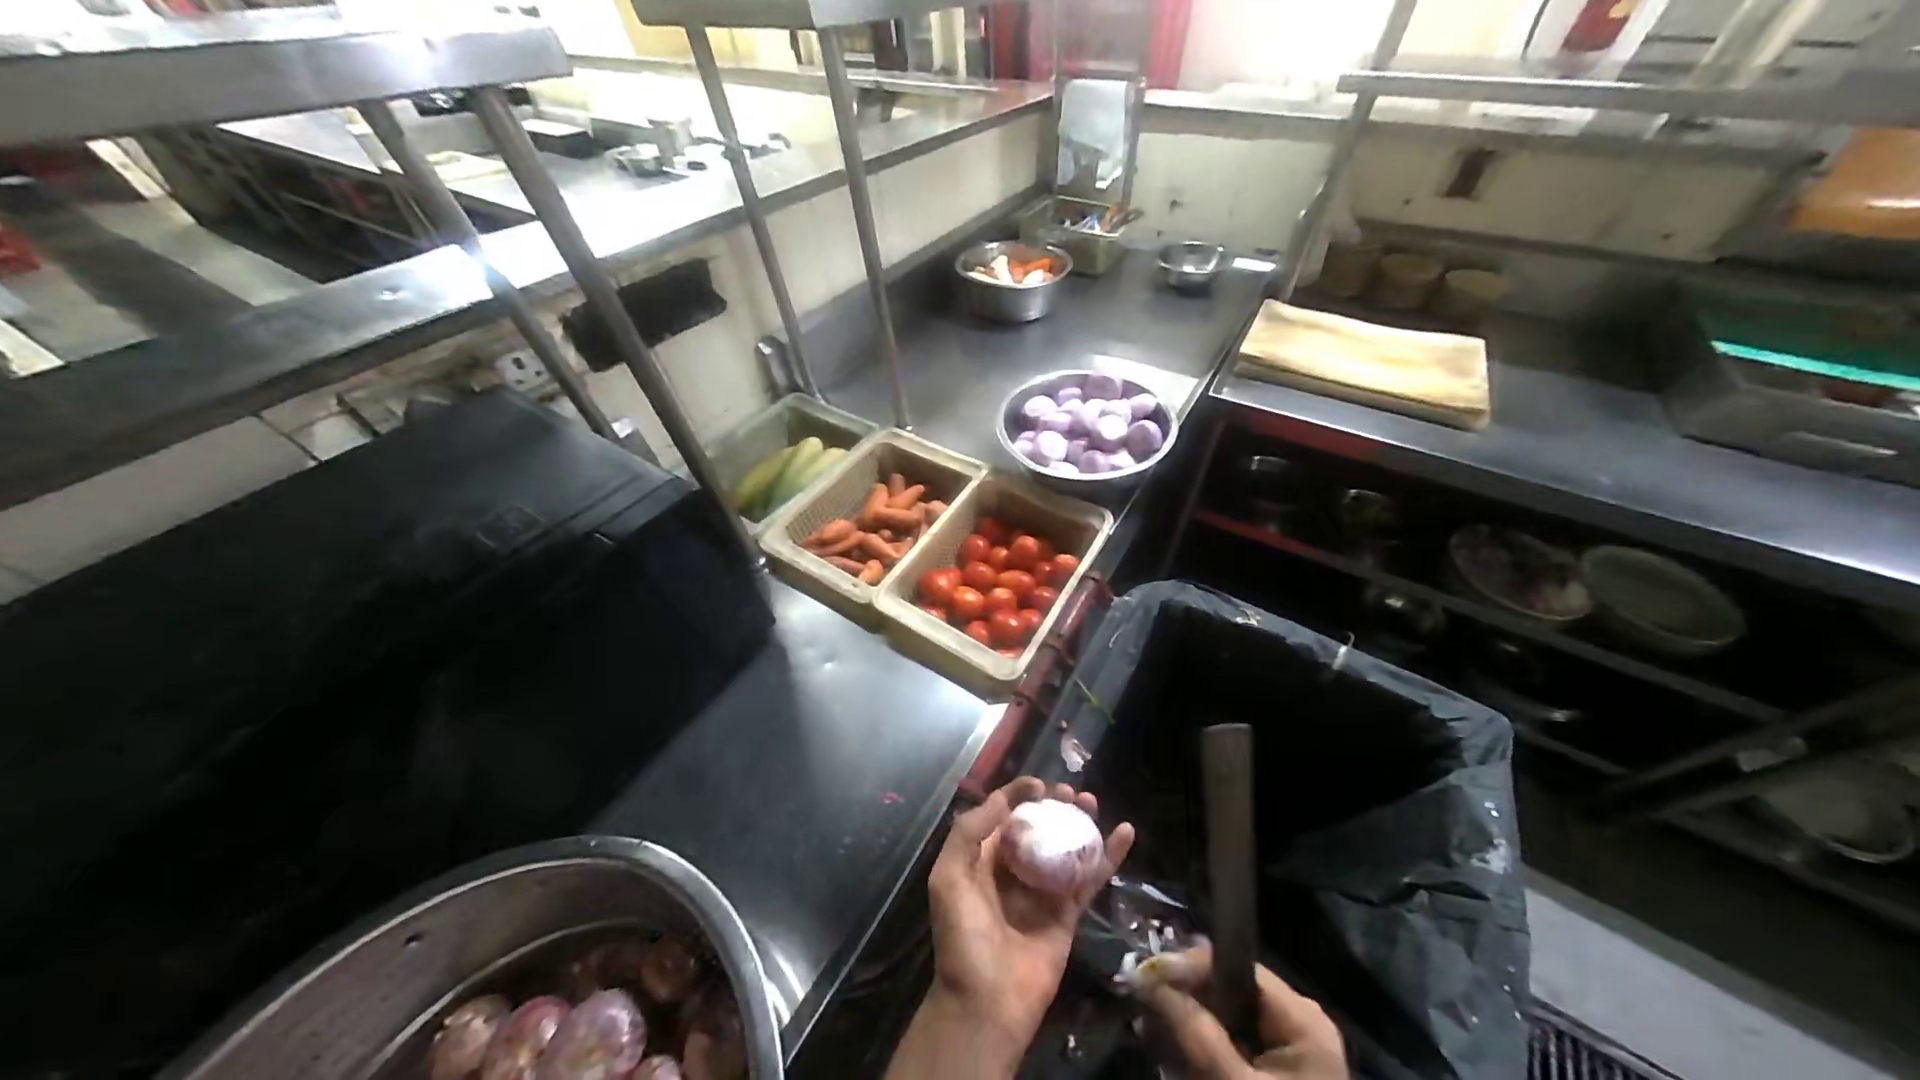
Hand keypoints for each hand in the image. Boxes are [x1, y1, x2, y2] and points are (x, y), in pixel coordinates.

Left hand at [904, 777, 1133, 1077]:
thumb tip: (1002, 798)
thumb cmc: (963, 935)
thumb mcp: (949, 876)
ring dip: (1081, 822)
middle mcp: (1013, 869)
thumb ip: (970, 832)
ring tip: (1092, 802)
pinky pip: (1090, 878)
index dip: (1019, 795)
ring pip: (1066, 847)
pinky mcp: (1068, 912)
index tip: (1038, 784)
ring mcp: (1043, 890)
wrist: (987, 1001)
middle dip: (1054, 804)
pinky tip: (1124, 831)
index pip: (1003, 815)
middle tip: (1070, 792)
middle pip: (1038, 826)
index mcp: (982, 858)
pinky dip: (1109, 855)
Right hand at [1141, 943, 1347, 1079]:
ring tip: (1148, 1021)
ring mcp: (1288, 1049)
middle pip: (1230, 989)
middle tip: (1141, 996)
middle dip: (1185, 992)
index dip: (1190, 966)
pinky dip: (1201, 1041)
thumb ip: (1194, 1030)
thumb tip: (1147, 977)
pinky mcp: (1275, 1072)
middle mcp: (1298, 1022)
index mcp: (1302, 1019)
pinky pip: (1232, 1041)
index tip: (1147, 973)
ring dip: (1187, 1016)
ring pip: (1226, 1015)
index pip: (1237, 968)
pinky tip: (1170, 1045)